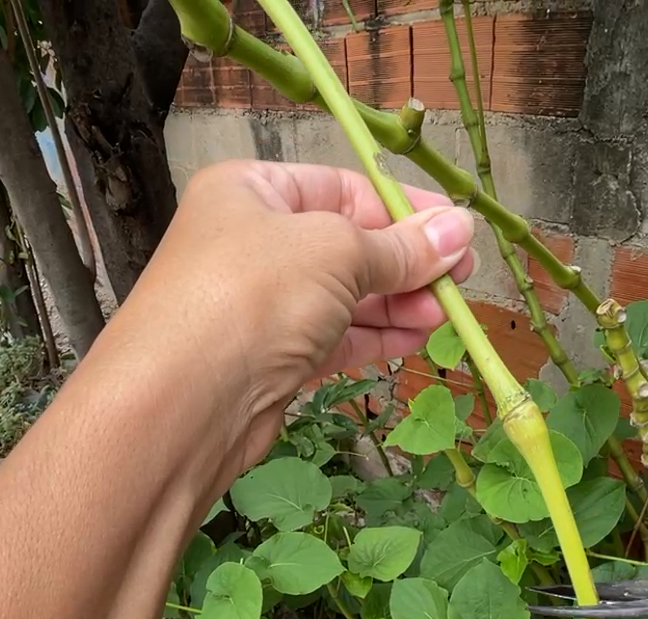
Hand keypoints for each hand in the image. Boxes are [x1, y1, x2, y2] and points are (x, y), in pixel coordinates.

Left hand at [110, 160, 475, 471]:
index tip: (456, 232)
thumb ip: (399, 248)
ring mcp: (261, 308)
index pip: (342, 189)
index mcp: (252, 193)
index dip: (404, 210)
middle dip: (407, 265)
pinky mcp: (271, 361)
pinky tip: (415, 338)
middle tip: (461, 282)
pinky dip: (374, 339)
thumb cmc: (252, 296)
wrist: (185, 402)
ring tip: (446, 316)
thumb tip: (460, 233)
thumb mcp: (336, 252)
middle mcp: (253, 246)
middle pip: (347, 247)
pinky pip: (333, 341)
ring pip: (343, 300)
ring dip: (397, 306)